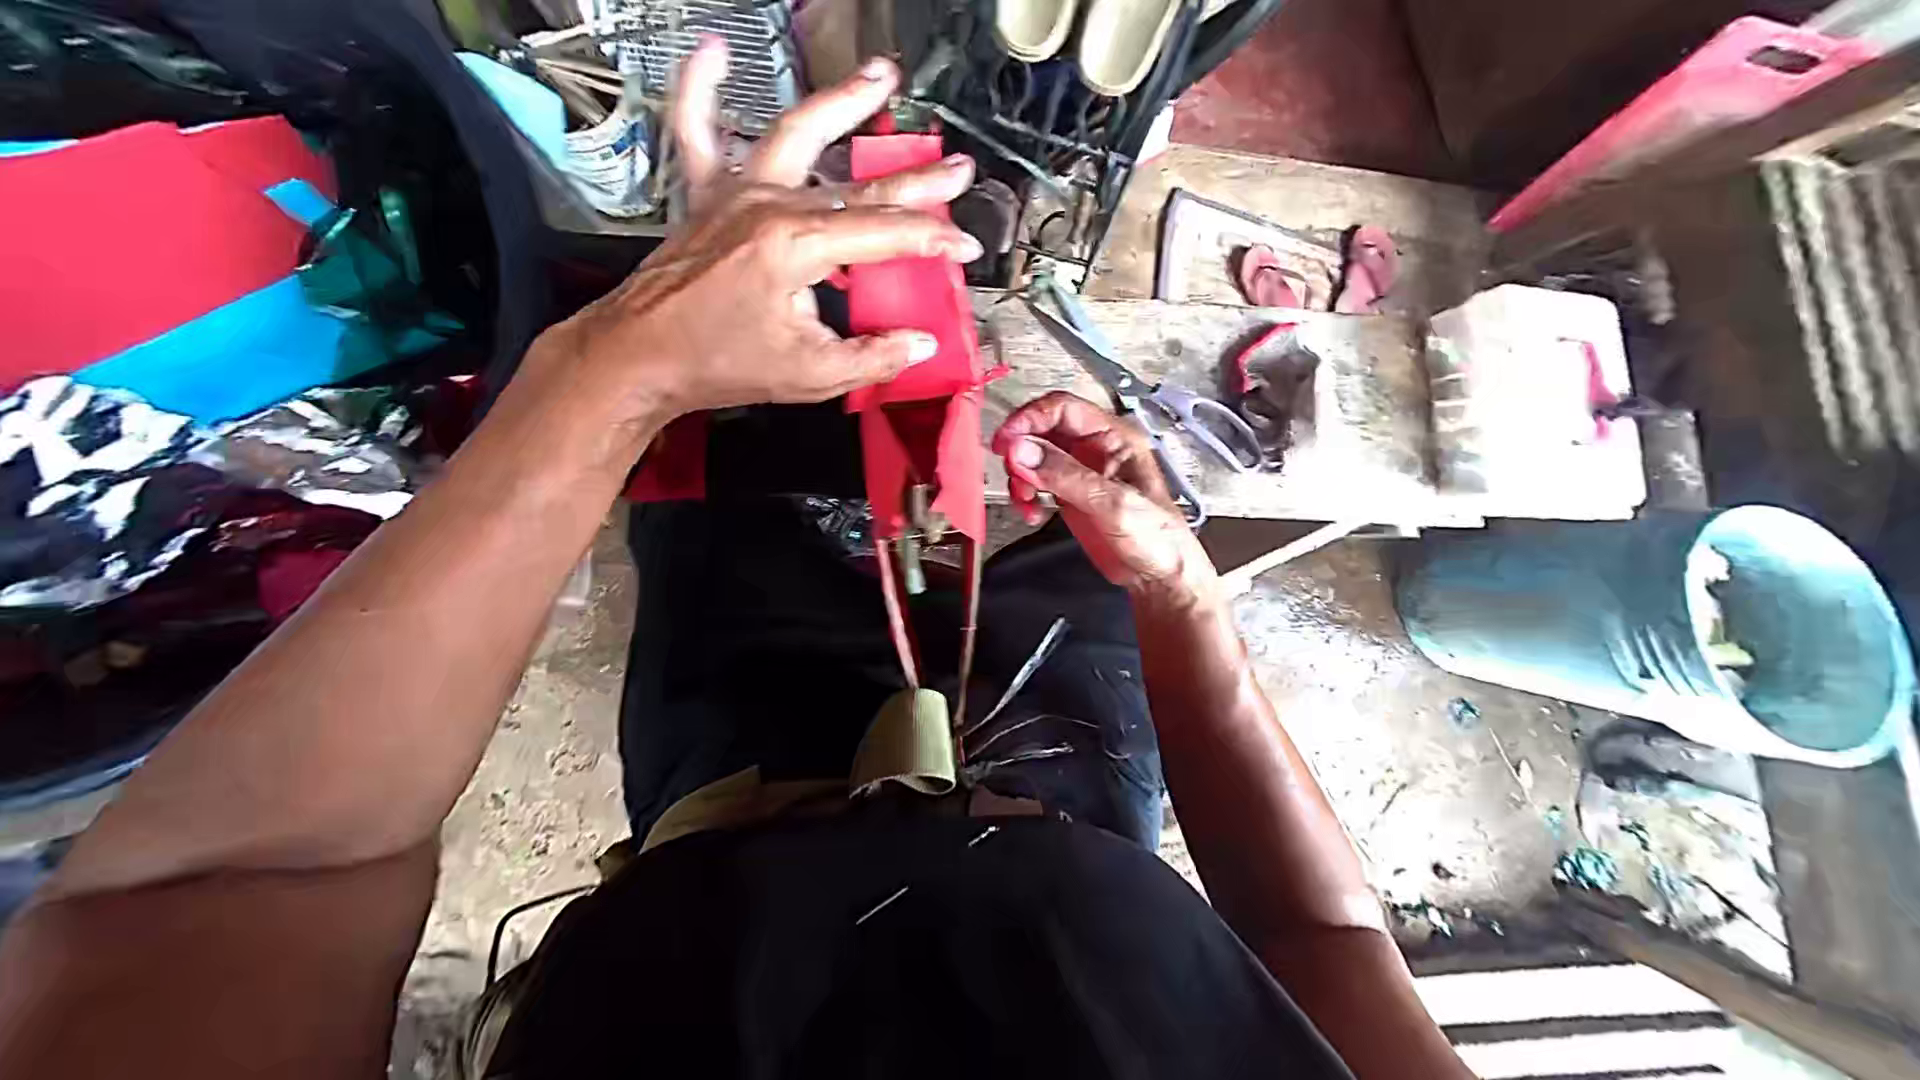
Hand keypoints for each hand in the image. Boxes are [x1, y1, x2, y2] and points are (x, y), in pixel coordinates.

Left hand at [511, 39, 981, 451]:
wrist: (642, 357)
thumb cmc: (718, 363)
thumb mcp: (812, 375)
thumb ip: (874, 357)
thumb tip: (918, 344)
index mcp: (796, 245)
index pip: (884, 233)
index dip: (932, 240)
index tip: (963, 248)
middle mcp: (767, 206)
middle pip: (858, 184)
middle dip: (915, 180)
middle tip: (954, 170)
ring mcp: (734, 195)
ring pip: (796, 133)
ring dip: (842, 104)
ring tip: (879, 78)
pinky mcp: (705, 198)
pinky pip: (697, 129)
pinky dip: (702, 89)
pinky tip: (714, 53)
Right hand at [992, 392, 1218, 600]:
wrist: (1159, 575)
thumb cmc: (1157, 538)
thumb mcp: (1112, 503)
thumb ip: (1065, 474)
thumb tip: (1022, 450)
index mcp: (1115, 437)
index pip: (1062, 409)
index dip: (1029, 419)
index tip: (1007, 441)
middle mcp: (1096, 448)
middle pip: (1042, 430)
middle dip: (1020, 450)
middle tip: (1012, 473)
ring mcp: (1081, 470)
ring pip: (1033, 455)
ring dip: (1020, 475)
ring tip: (1025, 499)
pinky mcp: (1070, 493)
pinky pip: (1035, 481)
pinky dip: (1024, 493)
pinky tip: (1031, 510)